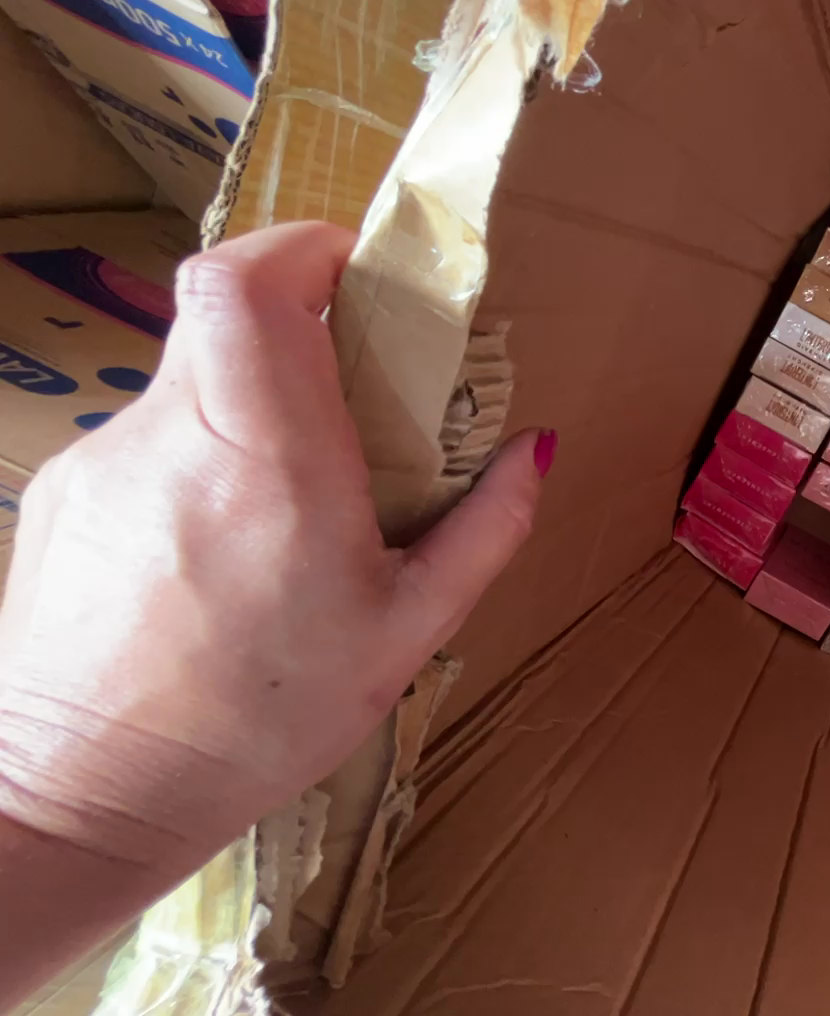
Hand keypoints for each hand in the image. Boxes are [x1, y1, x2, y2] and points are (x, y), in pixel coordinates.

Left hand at [0, 222, 548, 875]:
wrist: (70, 802)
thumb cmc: (268, 711)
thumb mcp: (416, 625)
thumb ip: (490, 524)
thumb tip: (538, 446)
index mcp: (267, 458)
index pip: (247, 287)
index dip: (305, 248)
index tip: (368, 266)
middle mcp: (171, 436)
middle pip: (228, 318)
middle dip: (316, 320)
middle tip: (386, 377)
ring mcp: (102, 460)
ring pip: (201, 375)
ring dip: (277, 389)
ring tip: (333, 473)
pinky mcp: (70, 492)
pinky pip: (169, 427)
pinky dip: (230, 436)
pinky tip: (260, 523)